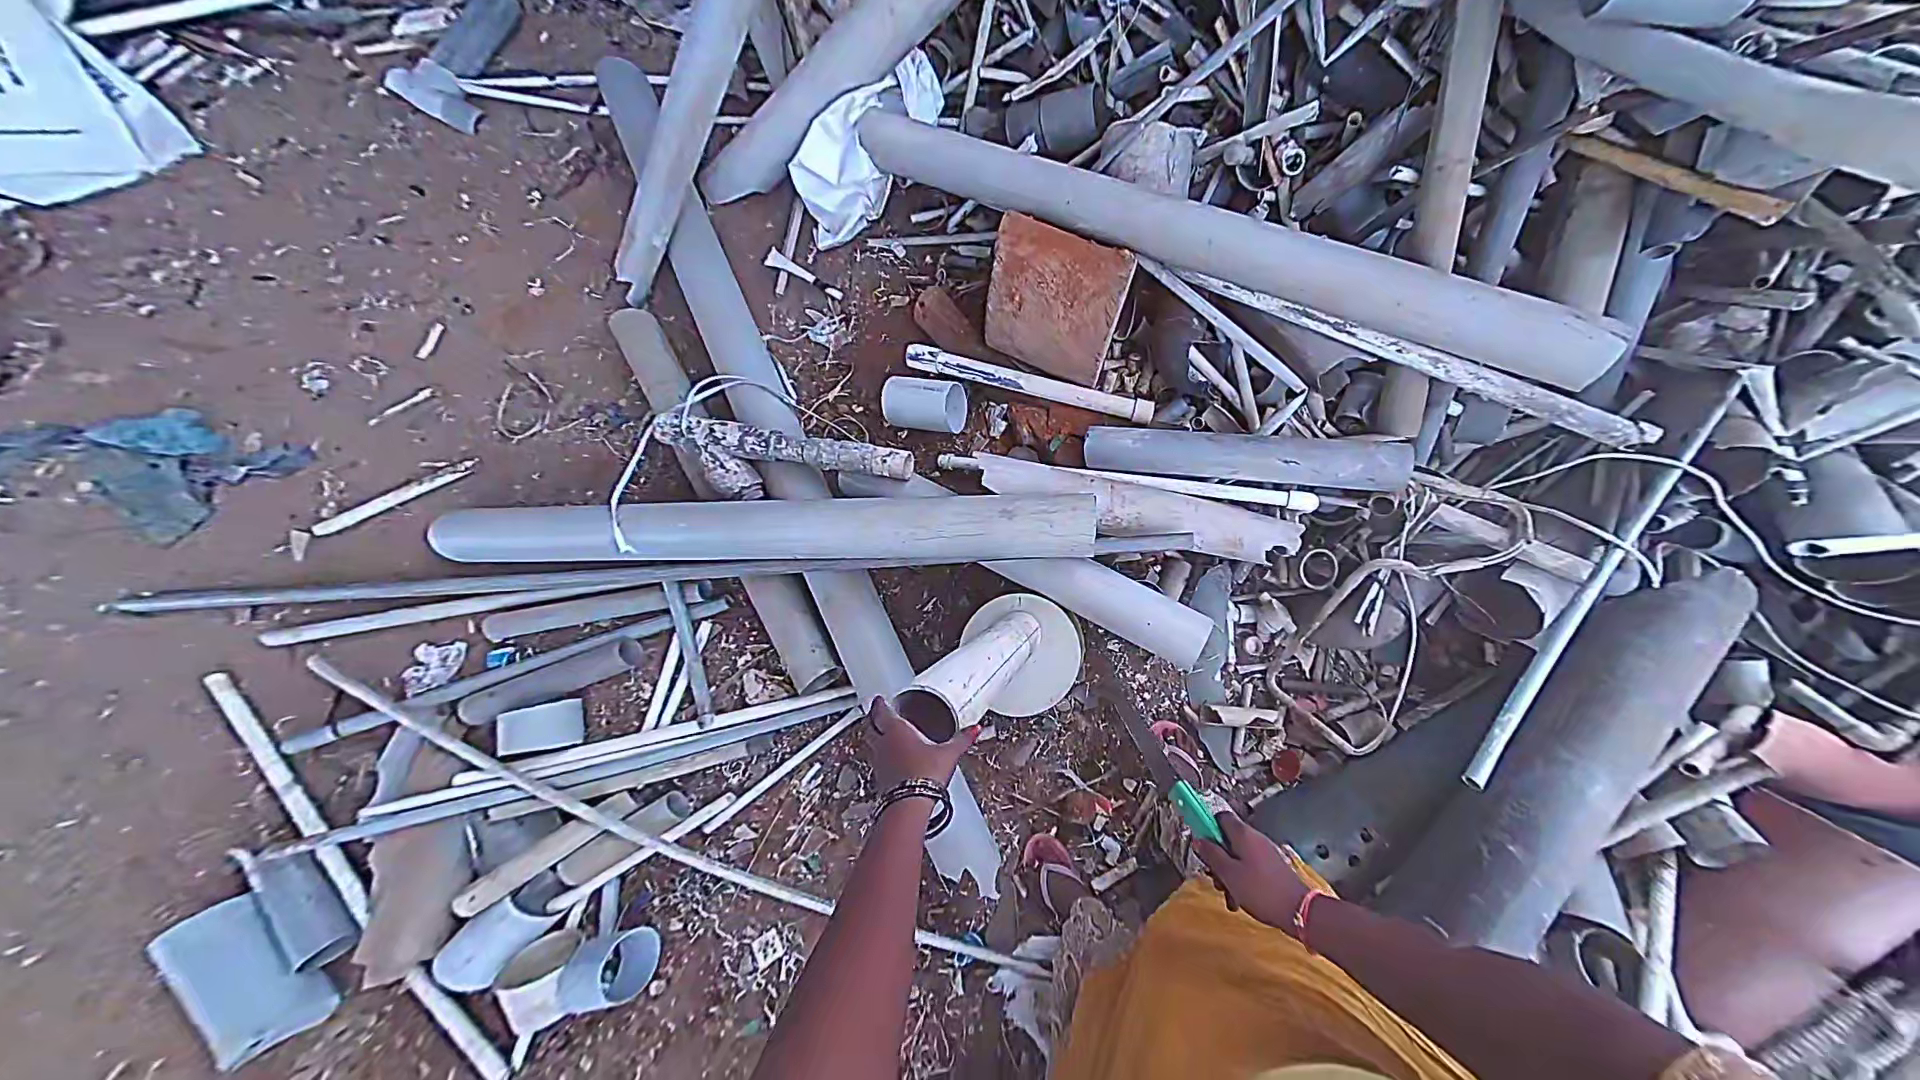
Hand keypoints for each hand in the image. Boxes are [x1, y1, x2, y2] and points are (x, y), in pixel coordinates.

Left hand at [865, 696, 978, 789]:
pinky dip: (884, 759)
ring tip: (887, 738)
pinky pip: (878, 764)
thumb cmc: (924, 774)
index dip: (880, 704)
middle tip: (878, 716)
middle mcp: (884, 744)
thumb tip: (973, 730)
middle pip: (871, 727)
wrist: (910, 803)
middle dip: (874, 720)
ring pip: (873, 745)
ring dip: (877, 740)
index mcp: (896, 730)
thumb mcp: (948, 753)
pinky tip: (894, 763)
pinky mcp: (881, 780)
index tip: (880, 700)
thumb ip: (961, 739)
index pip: (881, 710)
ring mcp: (880, 763)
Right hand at [1192, 811, 1311, 931]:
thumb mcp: (1228, 873)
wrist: (1300, 912)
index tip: (1200, 843)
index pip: (1219, 816)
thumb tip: (1199, 840)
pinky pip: (1249, 866)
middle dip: (1217, 857)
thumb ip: (1211, 854)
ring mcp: (1265, 853)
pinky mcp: (1272, 867)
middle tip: (1214, 876)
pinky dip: (1241, 878)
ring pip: (1237, 856)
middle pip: (1227, 839)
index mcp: (1243, 834)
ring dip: (1228, 872)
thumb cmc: (1261, 890)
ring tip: (1228, 894)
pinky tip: (1240, 899)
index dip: (1206, 826)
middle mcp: (1255, 838)